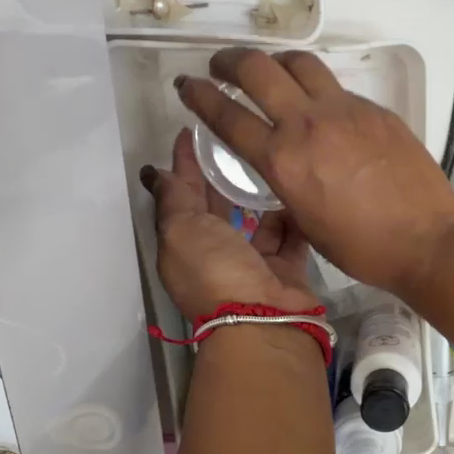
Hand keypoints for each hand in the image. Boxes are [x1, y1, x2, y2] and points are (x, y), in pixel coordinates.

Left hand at [142, 131, 320, 320]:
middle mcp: (217, 257)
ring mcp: (253, 266)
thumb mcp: (182, 229)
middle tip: (236, 142)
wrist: (265, 320)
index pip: (181, 198)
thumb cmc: (217, 272)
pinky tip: (299, 192)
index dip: (183, 166)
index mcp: (185, 247)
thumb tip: (154, 172)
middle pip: (218, 211)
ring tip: (273, 163)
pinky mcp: (286, 273)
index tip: (192, 132)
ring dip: (261, 199)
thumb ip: (174, 197)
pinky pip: (291, 240)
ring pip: (258, 225)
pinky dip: (295, 221)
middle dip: (221, 179)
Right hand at [174, 48, 453, 293]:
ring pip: (299, 64)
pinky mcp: (376, 111)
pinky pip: (337, 88)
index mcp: (283, 161)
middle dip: (229, 61)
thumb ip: (287, 186)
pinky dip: (318, 89)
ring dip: (275, 62)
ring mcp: (345, 111)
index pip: (227, 115)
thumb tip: (284, 168)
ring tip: (271, 73)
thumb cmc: (365, 250)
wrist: (427, 242)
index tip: (187, 86)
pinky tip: (323, 108)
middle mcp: (308, 125)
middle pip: (256, 69)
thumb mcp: (308, 225)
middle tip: (222, 67)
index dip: (199, 96)